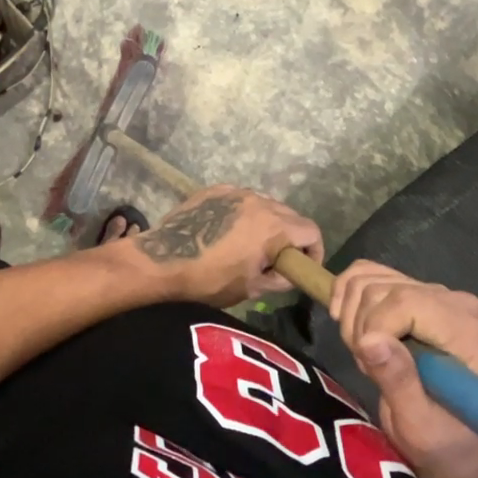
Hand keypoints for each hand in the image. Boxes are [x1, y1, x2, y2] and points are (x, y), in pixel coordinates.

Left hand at [130, 186, 322, 307]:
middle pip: (289, 214)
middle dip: (291, 236)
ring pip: (265, 204)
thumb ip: (280, 277)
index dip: (314, 251)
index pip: (310, 231)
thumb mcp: (253, 287)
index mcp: (273, 225)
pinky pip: (240, 199)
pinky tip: (229, 231)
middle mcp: (258, 201)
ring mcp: (234, 192)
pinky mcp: (214, 190)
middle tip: (278, 259)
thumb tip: (290, 272)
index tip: (303, 267)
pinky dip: (243, 213)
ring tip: (253, 245)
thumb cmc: (211, 280)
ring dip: (267, 223)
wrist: (164, 261)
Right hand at [331, 262, 477, 477]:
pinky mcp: (416, 291)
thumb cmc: (441, 443)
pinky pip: (369, 272)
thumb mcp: (419, 425)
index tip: (365, 362)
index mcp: (470, 334)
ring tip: (364, 353)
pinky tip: (348, 322)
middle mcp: (458, 304)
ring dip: (352, 314)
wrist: (452, 448)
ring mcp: (437, 294)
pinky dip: (347, 293)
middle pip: (385, 288)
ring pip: (370, 277)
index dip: (374, 325)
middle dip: (361, 325)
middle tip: (365, 365)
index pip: (407, 302)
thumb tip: (369, 340)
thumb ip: (398, 381)